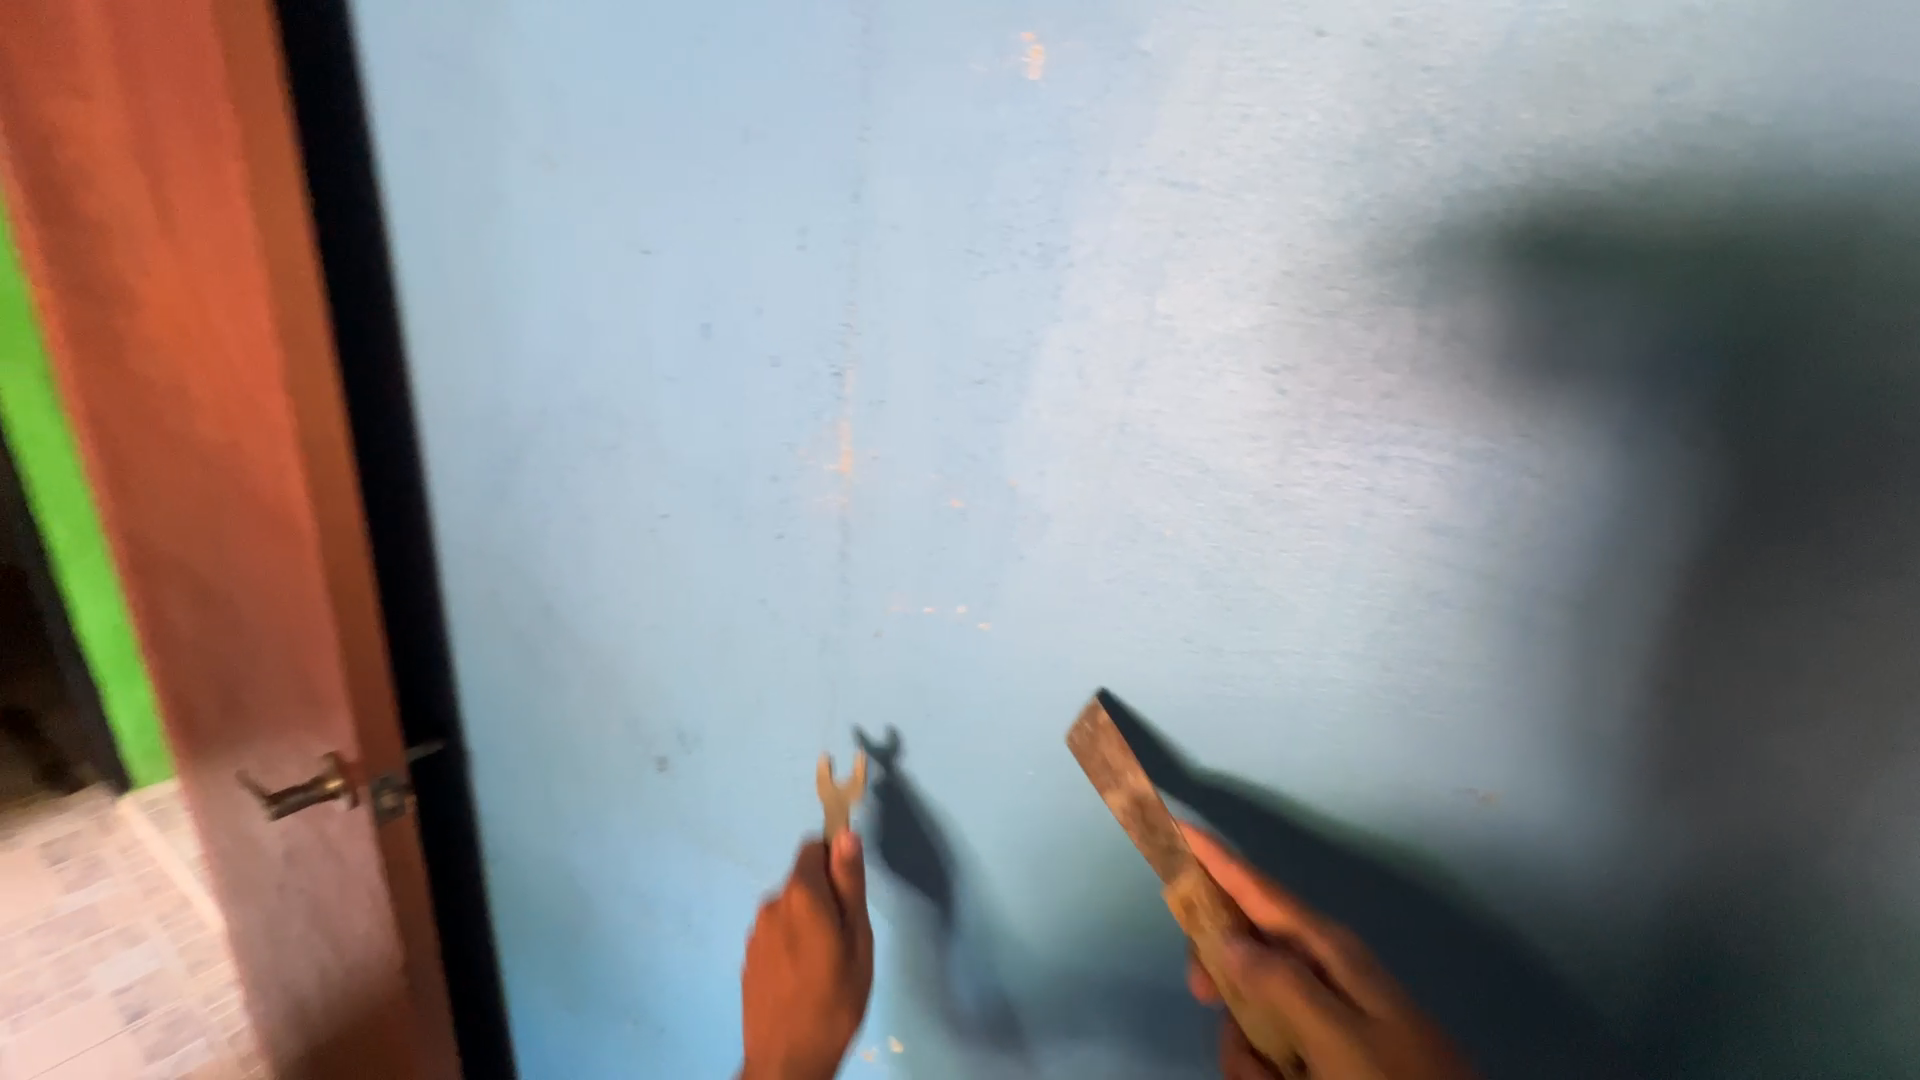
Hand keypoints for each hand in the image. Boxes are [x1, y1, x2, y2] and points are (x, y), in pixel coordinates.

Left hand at [740, 832, 873, 1079]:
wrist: (787, 1062)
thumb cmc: (835, 997)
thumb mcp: (857, 937)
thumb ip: (850, 883)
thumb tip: (846, 835)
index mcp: (800, 893)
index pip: (814, 847)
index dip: (835, 861)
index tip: (850, 894)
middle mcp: (772, 904)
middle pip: (803, 880)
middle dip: (825, 897)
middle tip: (845, 938)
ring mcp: (756, 934)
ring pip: (791, 910)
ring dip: (807, 923)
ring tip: (826, 965)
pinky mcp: (749, 960)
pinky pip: (777, 935)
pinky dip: (792, 945)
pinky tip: (804, 980)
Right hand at [1180, 825, 1478, 1079]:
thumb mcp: (1338, 1038)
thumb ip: (1278, 983)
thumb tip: (1224, 938)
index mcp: (1324, 946)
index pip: (1252, 884)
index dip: (1209, 853)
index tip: (1172, 823)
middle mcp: (1317, 964)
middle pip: (1237, 940)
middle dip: (1215, 968)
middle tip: (1202, 996)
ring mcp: (1319, 1005)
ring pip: (1245, 999)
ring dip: (1244, 1042)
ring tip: (1273, 1078)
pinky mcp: (1321, 1042)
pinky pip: (1265, 1037)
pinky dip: (1261, 1066)